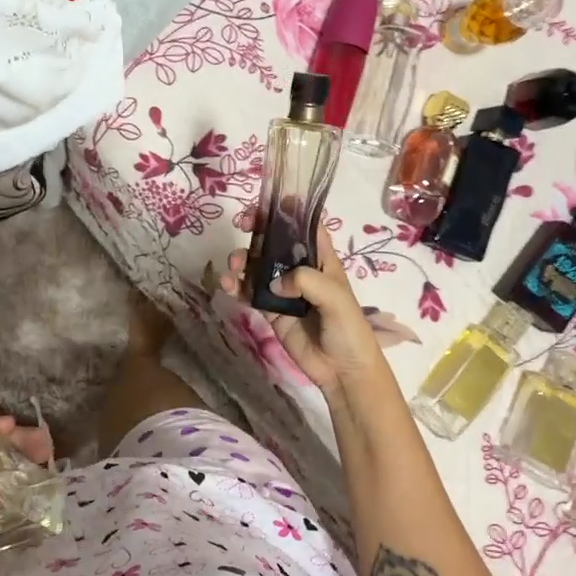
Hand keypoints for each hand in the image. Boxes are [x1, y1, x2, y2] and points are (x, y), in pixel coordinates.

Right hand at [223, 225, 388, 392]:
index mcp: (322, 261)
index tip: (269, 205)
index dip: (289, 212)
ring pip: (256, 265)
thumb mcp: (335, 298)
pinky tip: (227, 285)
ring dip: (241, 259)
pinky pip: (248, 292)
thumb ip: (306, 281)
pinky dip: (235, 286)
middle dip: (257, 230)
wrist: (341, 371)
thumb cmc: (348, 329)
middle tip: (242, 224)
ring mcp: (283, 290)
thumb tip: (273, 282)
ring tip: (233, 266)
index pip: (306, 228)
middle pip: (275, 242)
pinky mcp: (269, 310)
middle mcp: (300, 271)